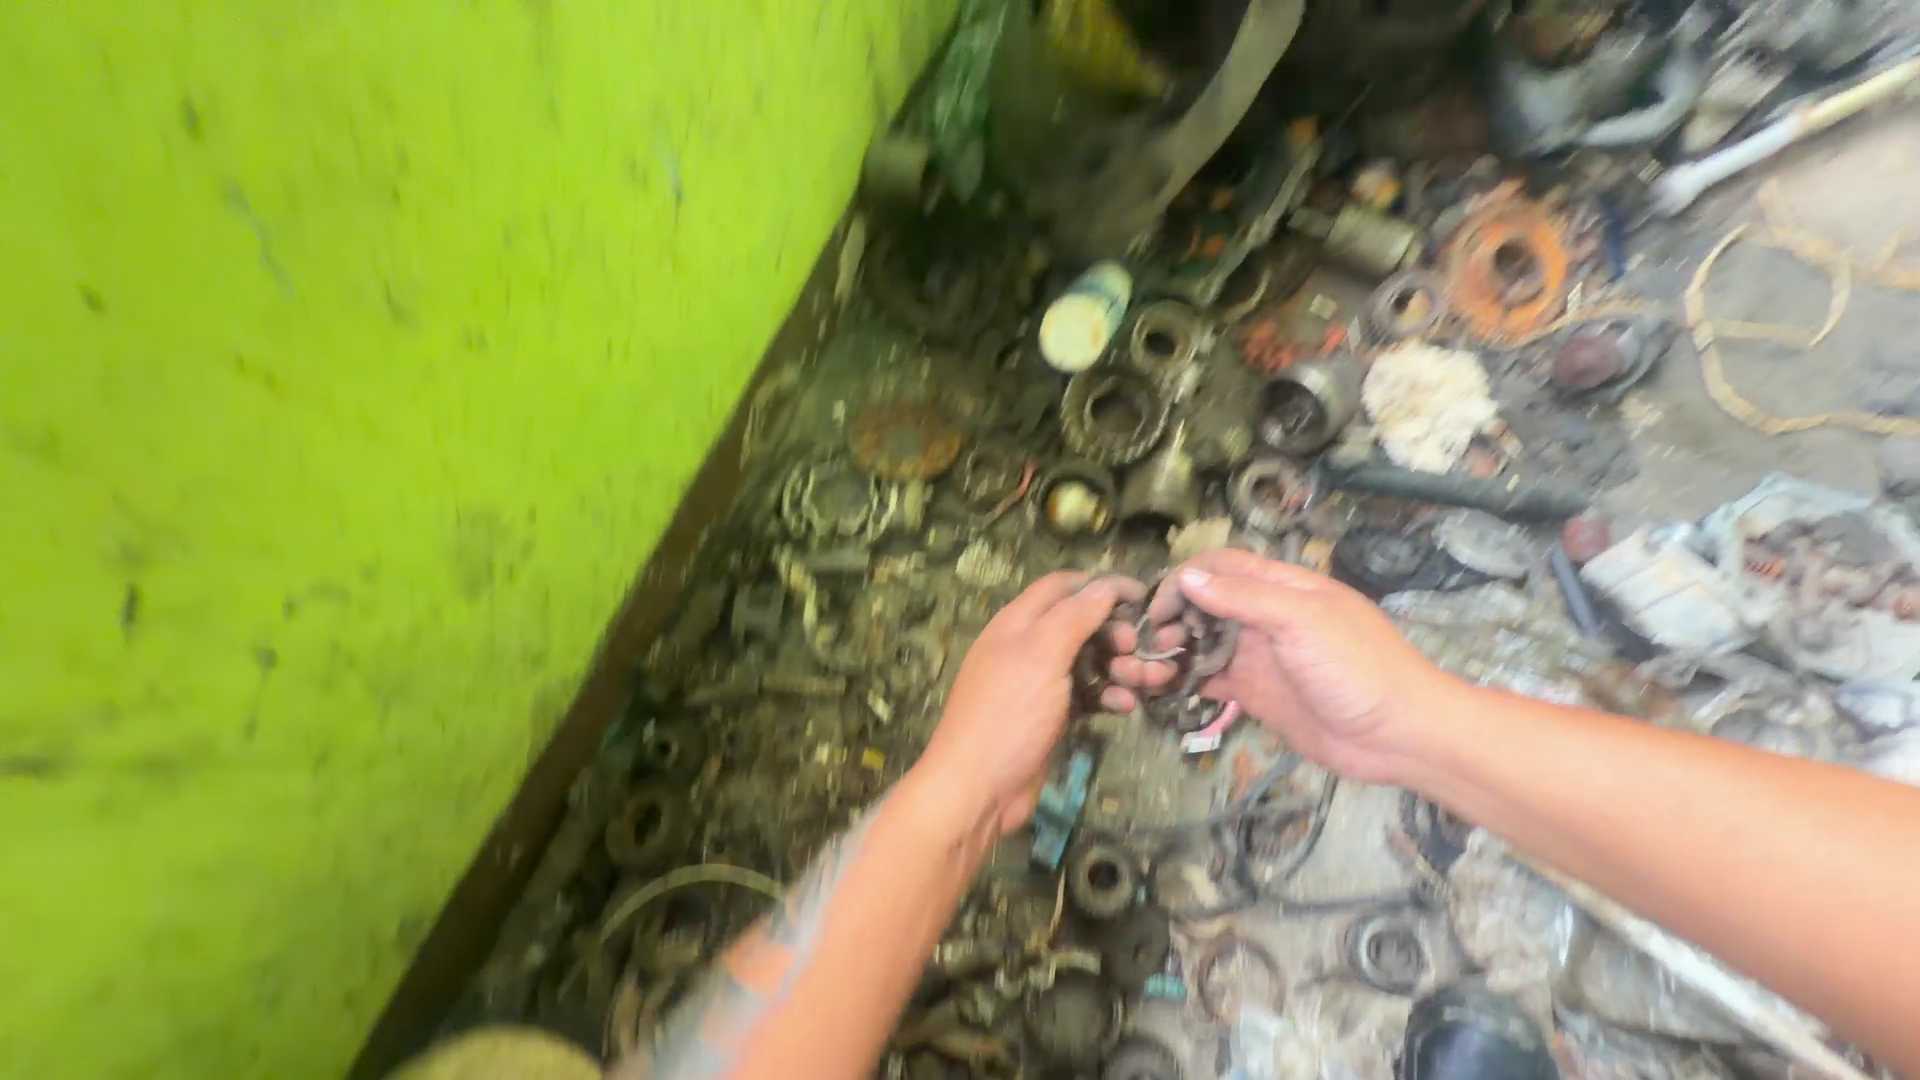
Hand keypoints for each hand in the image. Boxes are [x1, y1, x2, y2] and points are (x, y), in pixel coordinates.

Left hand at [913, 573, 1144, 834]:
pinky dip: (1108, 696)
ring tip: (1148, 679)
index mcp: (1017, 622)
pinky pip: (1087, 695)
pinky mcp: (1051, 716)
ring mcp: (1039, 684)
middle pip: (1080, 624)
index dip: (1100, 585)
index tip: (1142, 596)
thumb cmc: (1008, 712)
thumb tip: (1105, 585)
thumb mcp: (1041, 654)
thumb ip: (1074, 616)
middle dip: (1115, 632)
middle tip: (1139, 648)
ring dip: (1120, 666)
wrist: (978, 788)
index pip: (1062, 586)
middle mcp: (1027, 647)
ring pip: (1088, 661)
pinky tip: (1125, 707)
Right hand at [1106, 550, 1460, 784]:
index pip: (1222, 566)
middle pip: (1207, 601)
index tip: (1158, 605)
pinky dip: (1188, 679)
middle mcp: (1265, 616)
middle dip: (1175, 613)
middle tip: (1148, 639)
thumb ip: (1244, 597)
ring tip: (1153, 664)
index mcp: (1281, 588)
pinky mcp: (1255, 692)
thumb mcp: (1302, 621)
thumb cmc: (1356, 667)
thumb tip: (1187, 576)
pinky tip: (1168, 688)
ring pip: (1205, 639)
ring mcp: (1259, 655)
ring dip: (1177, 646)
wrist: (1399, 736)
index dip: (1187, 578)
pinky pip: (1212, 678)